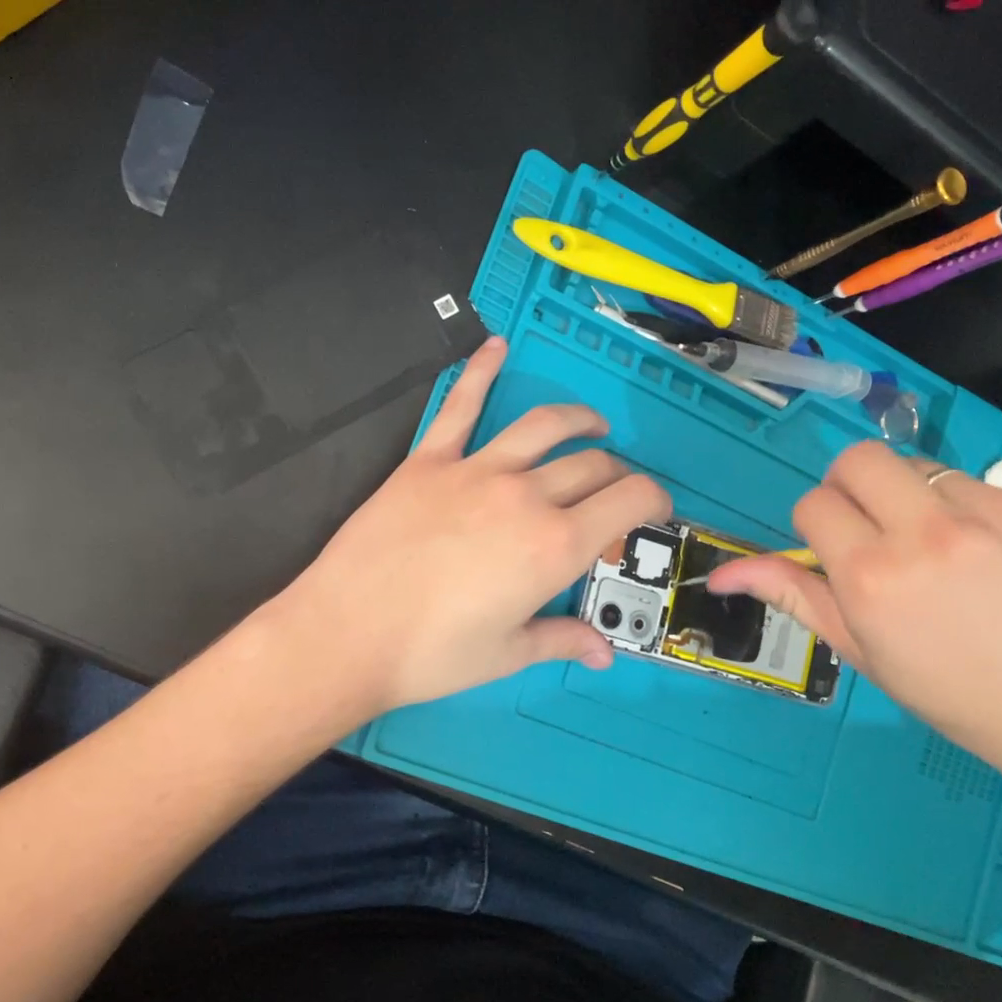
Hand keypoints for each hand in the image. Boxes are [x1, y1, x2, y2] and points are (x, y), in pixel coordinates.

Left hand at [267, 337, 669, 713]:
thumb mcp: (506, 654)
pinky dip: (480, 370)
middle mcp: (526, 497)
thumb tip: (603, 653)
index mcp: (555, 547)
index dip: (654, 499)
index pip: (629, 500)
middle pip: (592, 465)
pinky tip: (495, 346)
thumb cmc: (430, 655)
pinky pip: (461, 405)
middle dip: (616, 475)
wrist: (347, 634)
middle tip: (613, 491)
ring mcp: (475, 470)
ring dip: (577, 420)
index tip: (653, 508)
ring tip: (590, 425)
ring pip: (544, 426)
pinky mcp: (428, 460)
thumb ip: (561, 640)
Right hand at [707, 441, 1001, 786]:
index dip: (818, 527)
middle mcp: (931, 530)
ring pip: (929, 471)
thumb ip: (795, 597)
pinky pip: (996, 485)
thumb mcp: (867, 655)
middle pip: (860, 459)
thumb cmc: (966, 701)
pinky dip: (989, 513)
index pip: (813, 503)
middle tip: (878, 529)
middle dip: (853, 487)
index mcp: (874, 576)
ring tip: (959, 557)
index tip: (839, 554)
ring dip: (925, 502)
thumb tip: (721, 573)